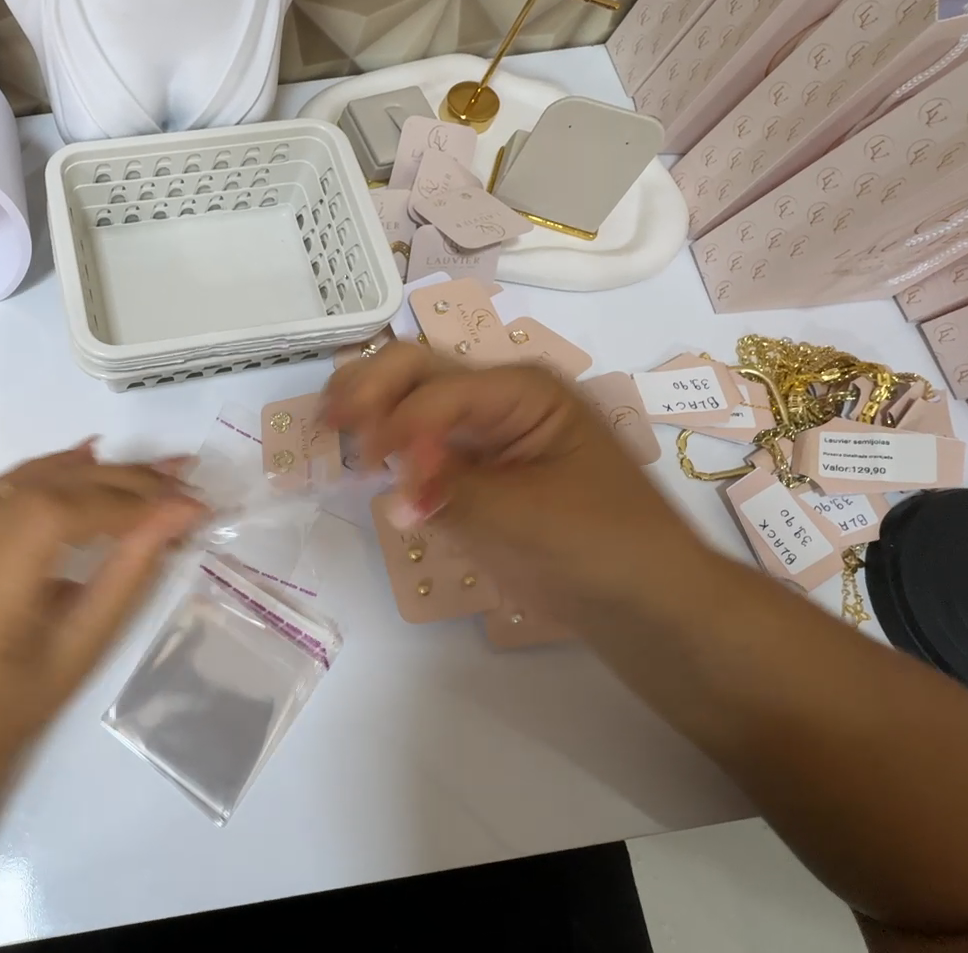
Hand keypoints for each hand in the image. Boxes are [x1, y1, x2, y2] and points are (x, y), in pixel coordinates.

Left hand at [0, 443, 207, 762]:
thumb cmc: (22, 694)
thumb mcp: (85, 643)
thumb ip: (130, 571)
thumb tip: (180, 510)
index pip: (59, 517)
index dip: (126, 502)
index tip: (188, 502)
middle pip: (45, 487)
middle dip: (119, 480)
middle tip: (179, 475)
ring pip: (26, 476)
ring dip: (92, 470)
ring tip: (150, 471)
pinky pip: (3, 483)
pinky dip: (52, 473)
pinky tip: (92, 463)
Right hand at [322, 342, 713, 611]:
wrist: (638, 599)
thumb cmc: (600, 545)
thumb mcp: (526, 516)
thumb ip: (452, 493)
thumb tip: (391, 498)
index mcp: (522, 392)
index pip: (440, 391)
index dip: (404, 427)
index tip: (383, 473)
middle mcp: (493, 398)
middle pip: (413, 369)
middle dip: (368, 388)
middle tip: (331, 422)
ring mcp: (475, 431)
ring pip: (404, 394)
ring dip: (363, 403)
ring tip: (328, 426)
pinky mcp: (461, 466)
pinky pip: (408, 439)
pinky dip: (375, 438)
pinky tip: (350, 450)